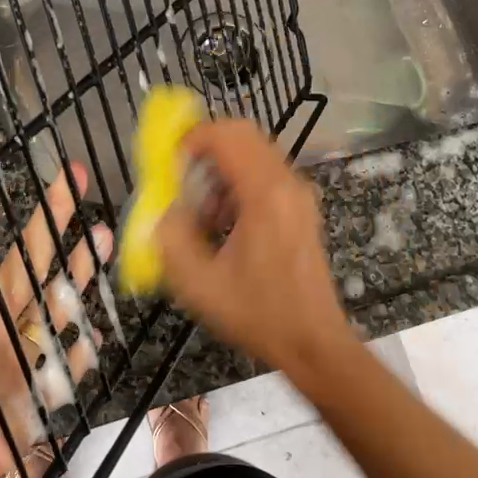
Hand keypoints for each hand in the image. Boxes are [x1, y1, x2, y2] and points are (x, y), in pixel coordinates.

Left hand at [0, 147, 112, 477]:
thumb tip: (8, 431)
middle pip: (21, 267)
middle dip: (46, 220)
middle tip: (73, 180)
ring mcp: (6, 372)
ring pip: (48, 308)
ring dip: (74, 270)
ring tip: (101, 235)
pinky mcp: (23, 409)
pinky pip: (62, 368)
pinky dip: (83, 345)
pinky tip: (99, 325)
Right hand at [156, 120, 351, 372]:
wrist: (314, 343)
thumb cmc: (259, 315)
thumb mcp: (199, 285)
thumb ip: (171, 239)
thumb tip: (163, 210)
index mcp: (264, 194)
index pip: (225, 135)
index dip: (190, 141)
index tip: (168, 168)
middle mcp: (286, 183)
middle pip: (241, 135)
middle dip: (204, 152)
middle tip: (181, 183)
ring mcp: (298, 193)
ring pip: (252, 153)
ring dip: (219, 171)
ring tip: (202, 214)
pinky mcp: (301, 207)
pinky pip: (264, 174)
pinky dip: (237, 184)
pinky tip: (223, 225)